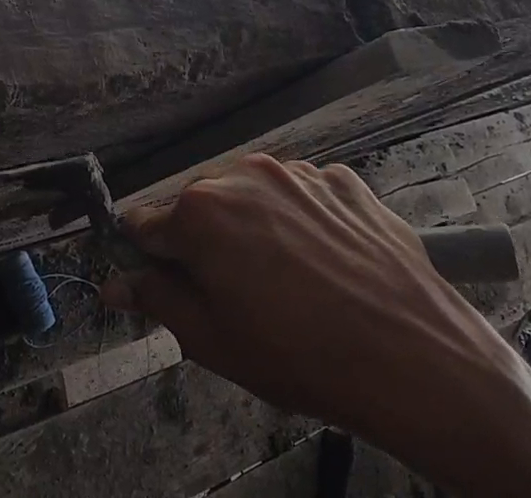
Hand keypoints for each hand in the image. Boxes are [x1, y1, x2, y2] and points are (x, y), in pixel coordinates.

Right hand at [101, 154, 503, 430]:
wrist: (415, 358)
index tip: (166, 286)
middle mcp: (243, 174)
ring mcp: (299, 173)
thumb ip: (155, 300)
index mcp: (200, 211)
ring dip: (252, 228)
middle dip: (202, 243)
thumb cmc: (300, 356)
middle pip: (199, 205)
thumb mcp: (211, 340)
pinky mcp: (344, 181)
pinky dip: (301, 222)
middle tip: (232, 295)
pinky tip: (325, 264)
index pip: (143, 224)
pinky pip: (302, 196)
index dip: (148, 258)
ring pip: (251, 197)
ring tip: (286, 282)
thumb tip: (115, 283)